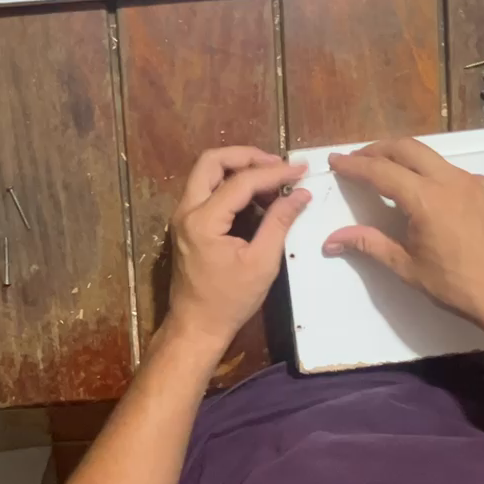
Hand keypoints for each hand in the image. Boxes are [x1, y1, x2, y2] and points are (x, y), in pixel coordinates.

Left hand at [162, 147, 310, 349]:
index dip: (273, 173)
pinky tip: (257, 197)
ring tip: (271, 179)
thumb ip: (279, 222)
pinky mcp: (187, 224)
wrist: (196, 326)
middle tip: (277, 164)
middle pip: (211, 161)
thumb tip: (301, 194)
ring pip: (206, 173)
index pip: (240, 182)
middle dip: (246, 156)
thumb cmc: (230, 300)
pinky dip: (230, 184)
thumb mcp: (262, 263)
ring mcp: (183, 216)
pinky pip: (206, 190)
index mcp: (203, 220)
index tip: (300, 170)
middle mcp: (186, 211)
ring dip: (238, 169)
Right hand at [322, 138, 483, 348]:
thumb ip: (370, 245)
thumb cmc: (459, 288)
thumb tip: (333, 239)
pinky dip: (440, 179)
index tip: (336, 161)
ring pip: (436, 160)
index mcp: (427, 200)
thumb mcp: (408, 268)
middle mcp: (452, 181)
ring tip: (393, 177)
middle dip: (378, 150)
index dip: (354, 165)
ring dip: (409, 162)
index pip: (380, 171)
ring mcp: (478, 182)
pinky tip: (437, 202)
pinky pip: (461, 175)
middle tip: (359, 160)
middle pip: (407, 148)